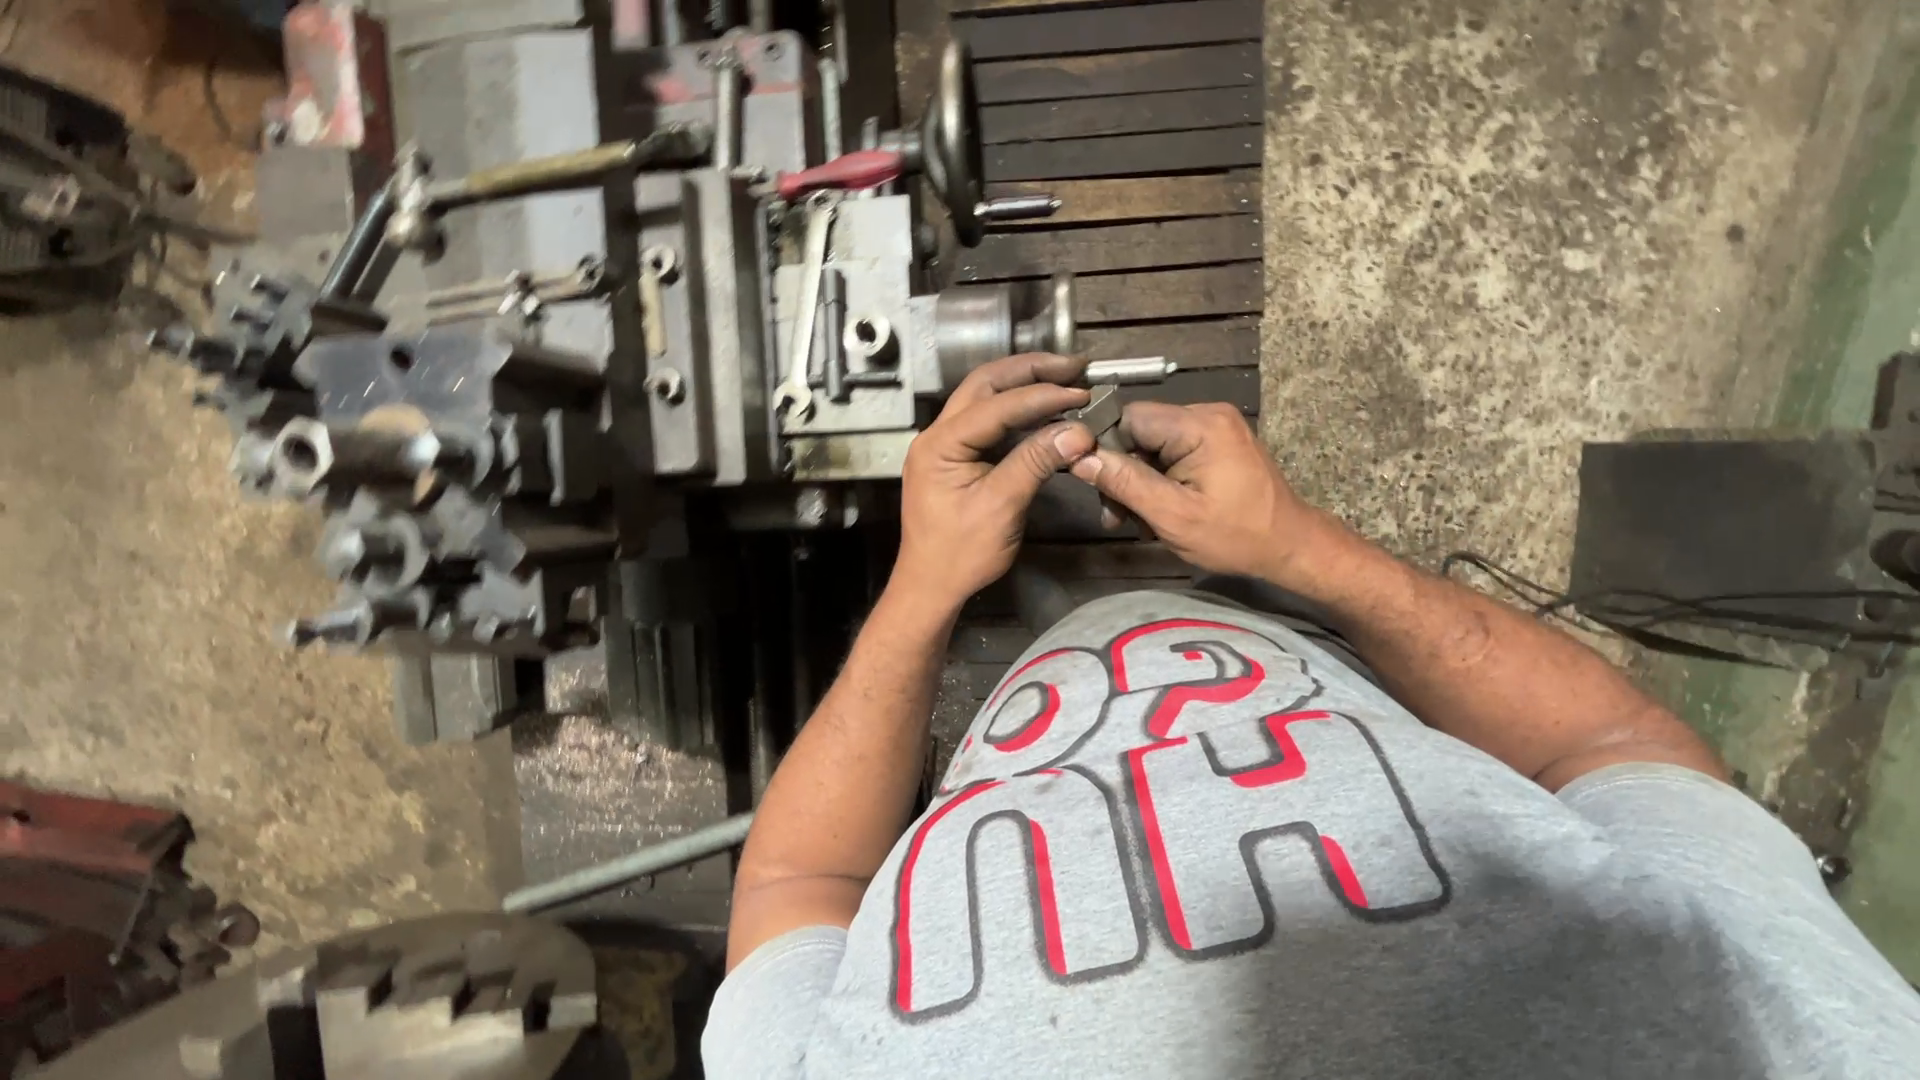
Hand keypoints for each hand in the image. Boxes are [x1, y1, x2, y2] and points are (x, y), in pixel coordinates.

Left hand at [896, 354, 1094, 607]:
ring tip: (1065, 381)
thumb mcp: (1001, 507)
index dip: (1041, 395)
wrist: (931, 587)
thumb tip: (1079, 431)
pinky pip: (989, 424)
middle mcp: (938, 434)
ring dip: (1024, 387)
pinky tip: (1047, 413)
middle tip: (1074, 367)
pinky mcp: (957, 458)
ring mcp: (945, 445)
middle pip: (984, 384)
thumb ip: (1035, 463)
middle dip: (1029, 371)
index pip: (995, 404)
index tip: (1081, 392)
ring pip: (985, 399)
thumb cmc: (961, 554)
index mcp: (940, 443)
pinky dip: (1019, 414)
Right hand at [1069, 402, 1344, 589]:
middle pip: (1139, 432)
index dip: (1104, 448)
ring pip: (1152, 445)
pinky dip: (1160, 480)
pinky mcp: (1218, 442)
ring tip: (1137, 522)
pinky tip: (1158, 511)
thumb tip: (1079, 458)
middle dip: (1122, 473)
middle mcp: (1207, 413)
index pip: (1128, 417)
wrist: (1290, 547)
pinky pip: (1173, 452)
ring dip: (1139, 482)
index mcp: (1199, 425)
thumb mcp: (1172, 516)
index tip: (1095, 485)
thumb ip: (1125, 483)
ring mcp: (1215, 426)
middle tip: (1116, 518)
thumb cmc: (1235, 536)